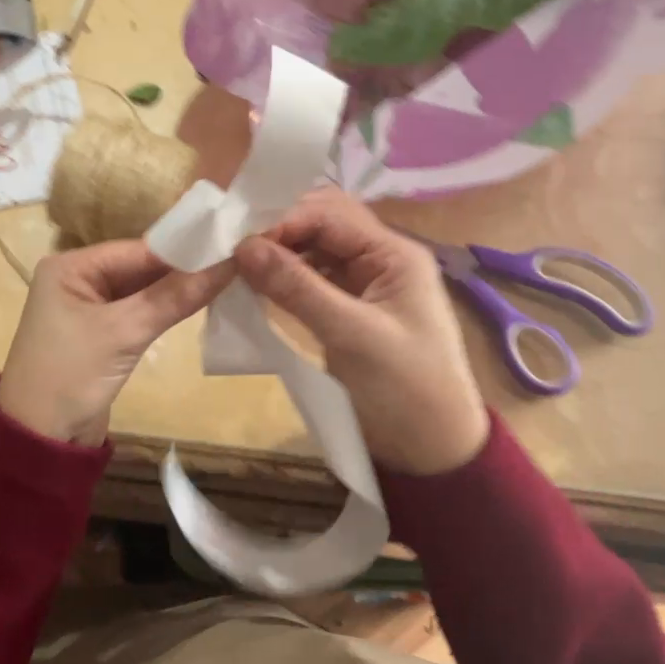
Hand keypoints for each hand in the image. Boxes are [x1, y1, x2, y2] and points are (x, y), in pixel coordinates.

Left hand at [0, 241, 235, 445]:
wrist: (40, 440)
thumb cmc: (70, 376)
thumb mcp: (123, 332)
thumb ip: (174, 297)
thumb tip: (228, 262)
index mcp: (69, 267)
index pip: (138, 249)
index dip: (185, 248)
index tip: (233, 244)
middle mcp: (78, 280)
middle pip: (142, 268)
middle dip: (186, 269)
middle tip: (242, 260)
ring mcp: (90, 310)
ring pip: (144, 292)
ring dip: (180, 291)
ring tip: (233, 279)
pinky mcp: (102, 337)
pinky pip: (140, 315)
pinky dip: (166, 312)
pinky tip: (203, 305)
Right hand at [235, 187, 488, 474]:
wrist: (432, 448)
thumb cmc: (403, 387)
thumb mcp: (350, 334)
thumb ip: (297, 288)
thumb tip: (243, 247)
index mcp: (394, 254)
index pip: (330, 215)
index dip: (283, 219)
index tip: (238, 240)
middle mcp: (379, 259)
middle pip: (322, 224)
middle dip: (278, 228)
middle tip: (232, 246)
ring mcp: (363, 284)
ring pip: (313, 250)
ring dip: (278, 251)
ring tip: (237, 264)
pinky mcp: (348, 309)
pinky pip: (311, 278)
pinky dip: (284, 277)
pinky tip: (255, 284)